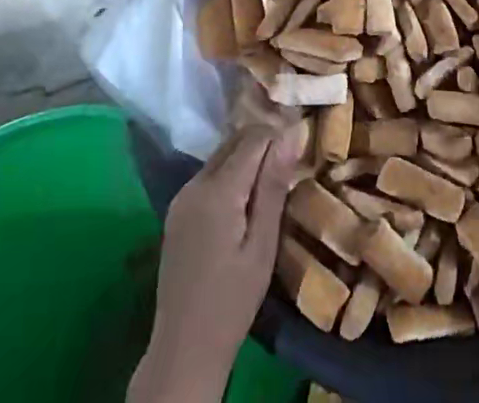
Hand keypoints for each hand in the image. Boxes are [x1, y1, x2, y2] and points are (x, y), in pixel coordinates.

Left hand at [130, 124, 301, 402]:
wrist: (185, 344)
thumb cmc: (234, 298)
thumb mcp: (263, 244)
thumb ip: (273, 187)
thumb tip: (289, 136)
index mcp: (217, 191)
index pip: (252, 139)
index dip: (278, 134)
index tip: (302, 143)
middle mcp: (194, 184)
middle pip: (232, 142)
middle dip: (263, 141)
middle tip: (292, 159)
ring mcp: (181, 197)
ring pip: (220, 156)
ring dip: (247, 156)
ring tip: (275, 177)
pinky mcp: (177, 211)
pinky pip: (208, 175)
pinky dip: (231, 173)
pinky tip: (247, 196)